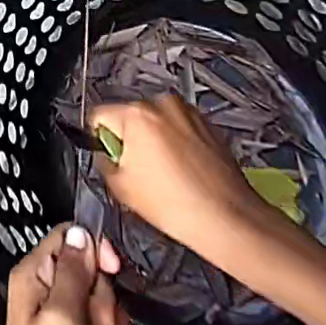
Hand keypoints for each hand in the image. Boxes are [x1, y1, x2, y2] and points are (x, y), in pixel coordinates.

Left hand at [0, 224, 129, 324]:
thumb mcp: (60, 320)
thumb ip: (74, 273)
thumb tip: (80, 230)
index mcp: (32, 281)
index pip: (69, 240)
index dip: (94, 252)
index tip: (110, 271)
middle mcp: (48, 303)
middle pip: (96, 281)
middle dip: (104, 311)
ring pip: (111, 320)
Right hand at [88, 96, 285, 267]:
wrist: (227, 219)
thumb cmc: (178, 205)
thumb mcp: (120, 187)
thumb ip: (103, 162)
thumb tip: (104, 155)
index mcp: (136, 114)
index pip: (98, 115)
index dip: (99, 138)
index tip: (108, 154)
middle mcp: (162, 104)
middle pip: (128, 116)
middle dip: (129, 139)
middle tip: (137, 170)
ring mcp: (187, 113)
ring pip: (155, 121)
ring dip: (153, 139)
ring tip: (163, 173)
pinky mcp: (207, 125)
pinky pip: (178, 127)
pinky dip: (176, 143)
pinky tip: (181, 170)